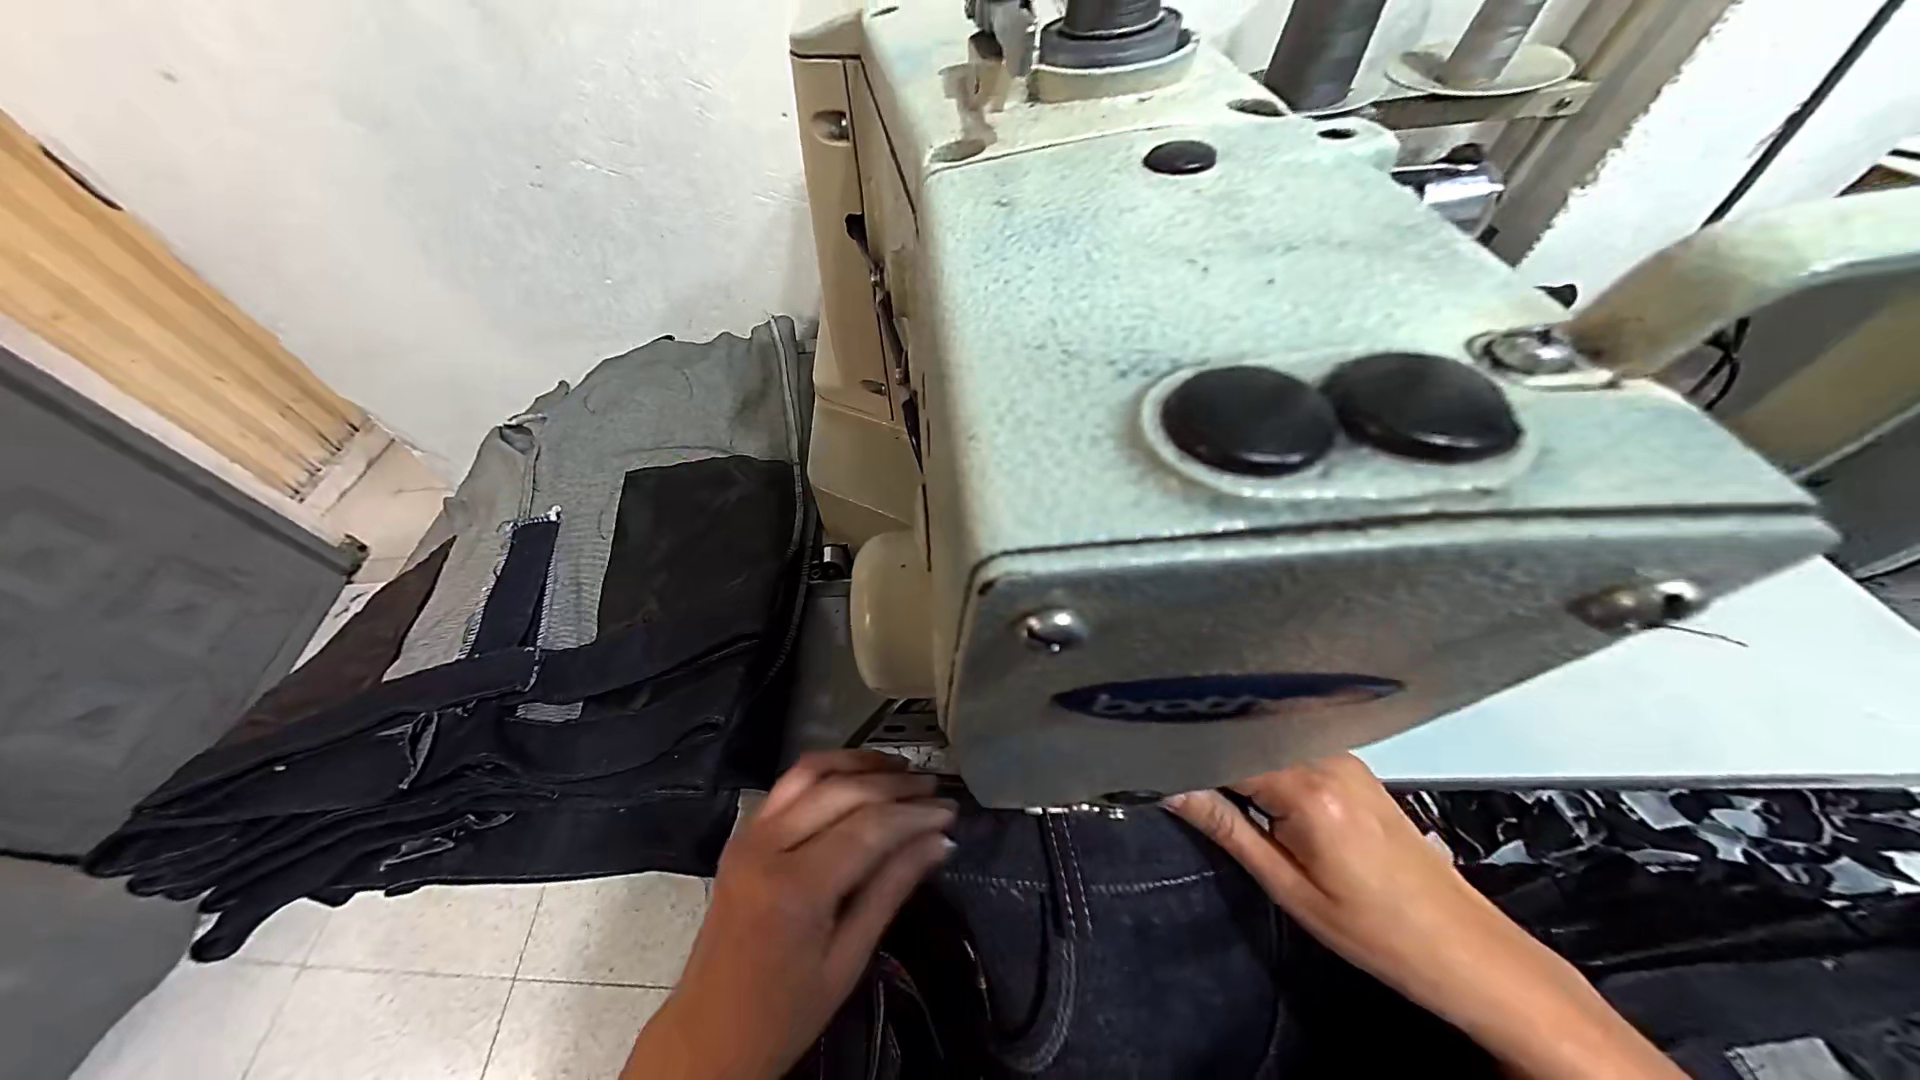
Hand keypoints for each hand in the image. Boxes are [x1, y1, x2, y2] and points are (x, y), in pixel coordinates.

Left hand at [625, 751, 955, 1079]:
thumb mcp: (848, 960)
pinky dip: (828, 770)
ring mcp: (748, 834)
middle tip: (935, 790)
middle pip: (843, 791)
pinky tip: (857, 775)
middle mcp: (766, 847)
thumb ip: (892, 889)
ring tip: (902, 768)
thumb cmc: (782, 1014)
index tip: (950, 812)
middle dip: (896, 785)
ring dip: (860, 764)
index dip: (915, 815)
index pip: (868, 828)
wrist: (706, 1037)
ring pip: (812, 772)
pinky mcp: (742, 834)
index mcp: (794, 888)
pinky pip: (789, 784)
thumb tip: (939, 842)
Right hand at [1166, 754, 1683, 1079]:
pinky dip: (1262, 757)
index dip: (1184, 751)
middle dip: (1205, 743)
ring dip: (1233, 749)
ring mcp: (1344, 758)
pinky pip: (1291, 746)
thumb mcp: (1288, 887)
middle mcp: (1328, 759)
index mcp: (1308, 790)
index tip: (1148, 753)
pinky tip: (1246, 777)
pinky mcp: (1353, 767)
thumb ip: (1225, 828)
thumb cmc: (1377, 931)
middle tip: (1164, 756)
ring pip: (1267, 737)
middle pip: (1246, 733)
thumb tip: (1171, 789)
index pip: (1225, 749)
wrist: (1466, 950)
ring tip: (1198, 766)